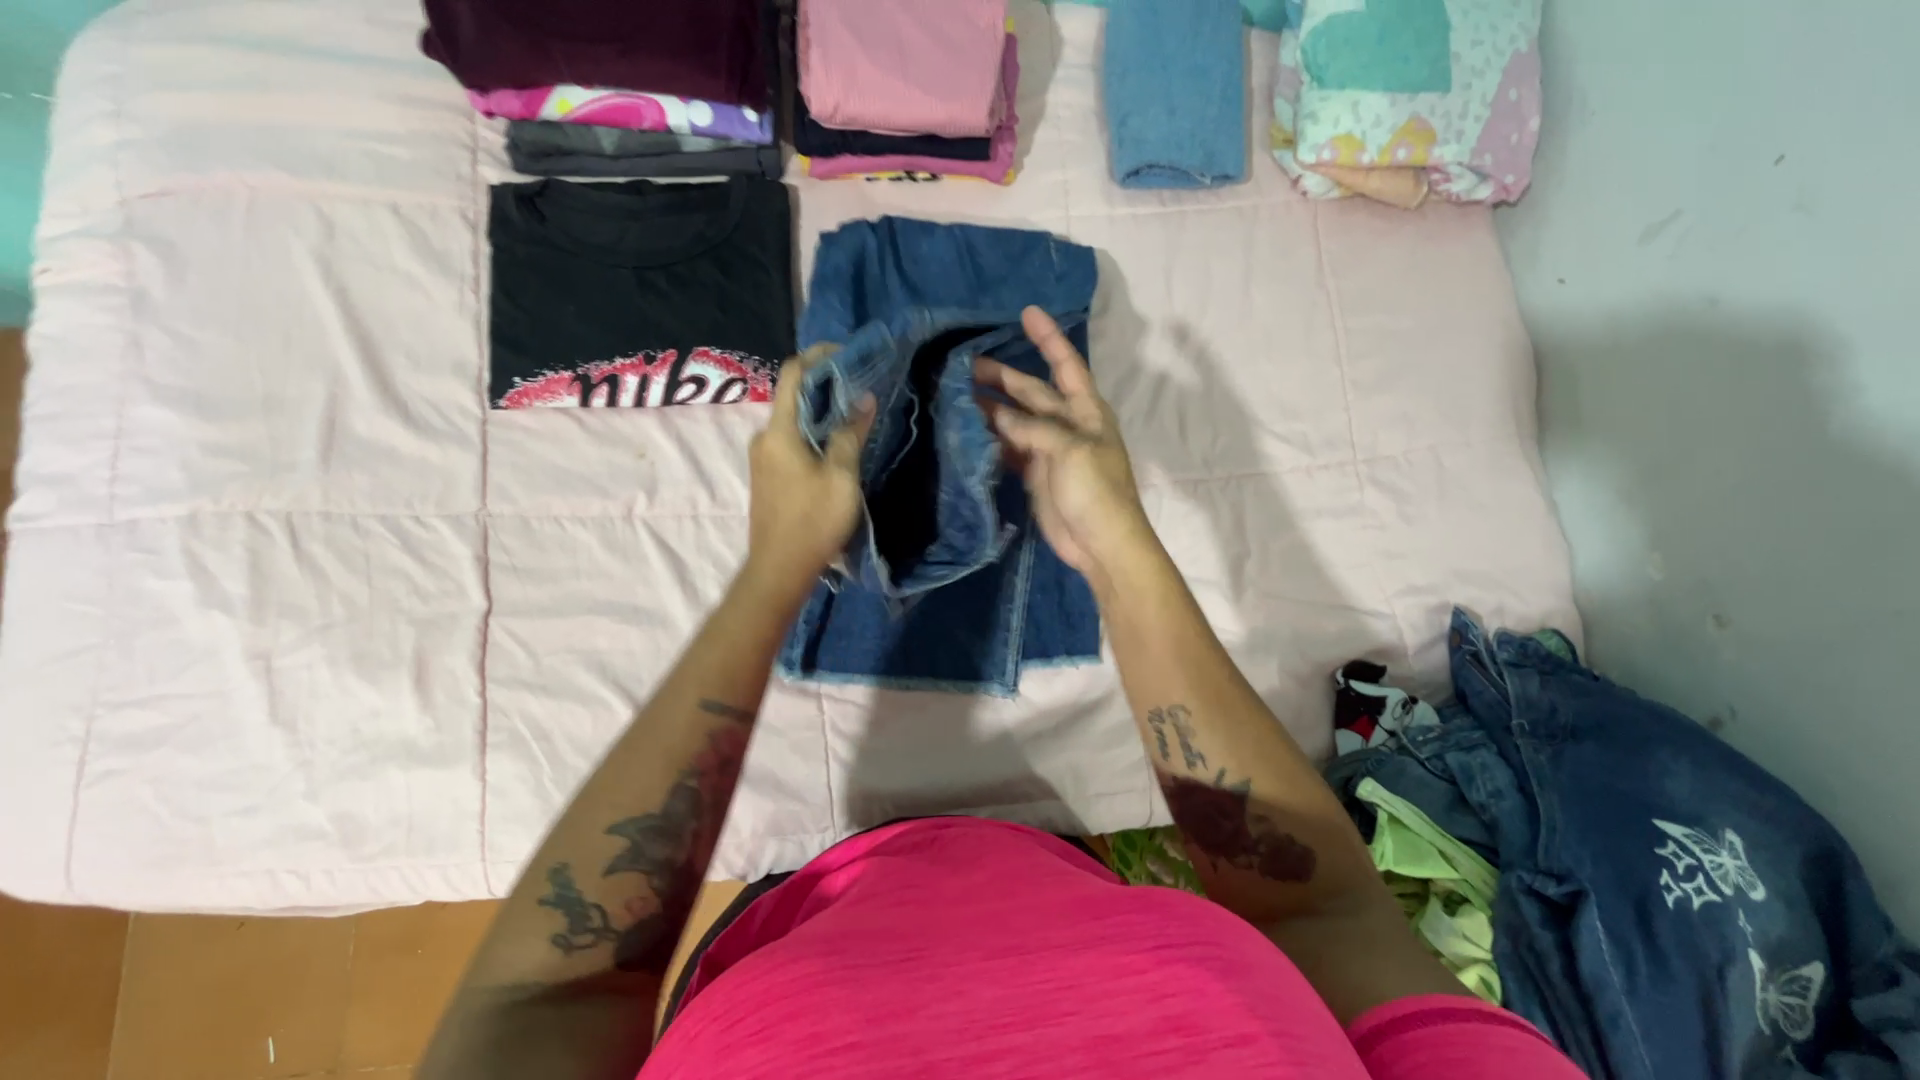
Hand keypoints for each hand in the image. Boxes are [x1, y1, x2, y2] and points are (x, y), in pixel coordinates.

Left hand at [743, 347, 876, 599]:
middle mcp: (764, 438)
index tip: (848, 355)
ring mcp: (764, 459)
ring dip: (822, 413)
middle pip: (793, 397)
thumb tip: (863, 398)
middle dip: (826, 386)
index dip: (819, 357)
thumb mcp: (842, 476)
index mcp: (779, 430)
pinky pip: (792, 442)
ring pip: (794, 422)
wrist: (779, 570)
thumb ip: (851, 434)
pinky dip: (814, 434)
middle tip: (861, 385)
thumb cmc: (812, 520)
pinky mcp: (769, 478)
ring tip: (856, 414)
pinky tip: (839, 446)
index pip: (793, 374)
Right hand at [974, 307, 1158, 595]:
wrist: (1101, 543)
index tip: (1027, 312)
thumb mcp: (1070, 451)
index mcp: (1086, 411)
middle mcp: (1067, 424)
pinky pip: (1010, 448)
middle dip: (1002, 376)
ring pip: (1016, 419)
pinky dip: (992, 439)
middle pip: (1032, 391)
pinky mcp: (1036, 474)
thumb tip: (997, 417)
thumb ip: (1033, 429)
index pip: (1066, 365)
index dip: (1048, 339)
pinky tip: (969, 432)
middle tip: (965, 364)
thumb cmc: (1096, 491)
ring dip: (991, 407)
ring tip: (958, 395)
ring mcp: (1050, 450)